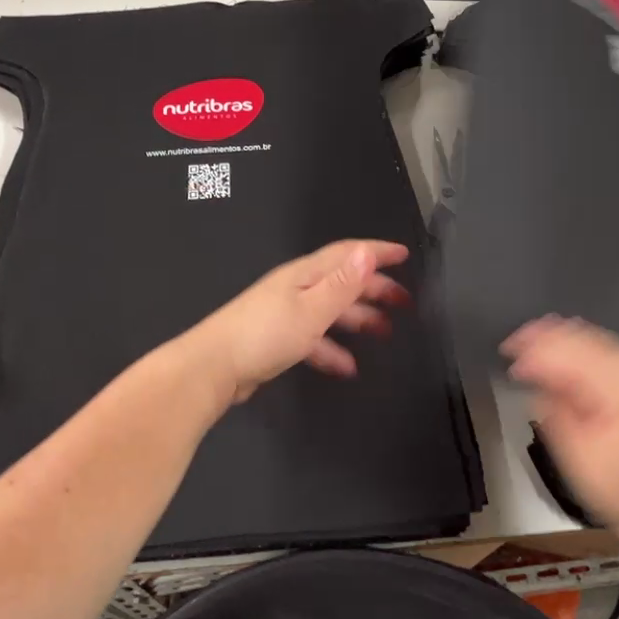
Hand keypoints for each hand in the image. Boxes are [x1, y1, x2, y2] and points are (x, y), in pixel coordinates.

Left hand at [177, 240, 411, 404]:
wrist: (213, 367)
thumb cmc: (264, 335)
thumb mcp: (311, 309)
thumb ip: (341, 283)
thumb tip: (367, 251)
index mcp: (305, 275)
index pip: (347, 254)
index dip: (376, 252)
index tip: (404, 255)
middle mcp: (296, 288)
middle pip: (342, 281)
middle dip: (374, 288)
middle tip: (404, 302)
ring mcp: (285, 314)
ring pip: (330, 311)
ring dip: (358, 319)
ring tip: (384, 332)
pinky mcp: (277, 340)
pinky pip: (314, 338)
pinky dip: (333, 349)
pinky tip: (347, 367)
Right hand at [502, 317, 618, 549]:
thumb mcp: (579, 461)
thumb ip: (555, 411)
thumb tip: (534, 373)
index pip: (579, 359)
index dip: (541, 350)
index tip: (512, 349)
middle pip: (594, 343)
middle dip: (552, 340)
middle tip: (518, 342)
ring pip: (607, 344)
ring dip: (570, 343)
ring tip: (536, 342)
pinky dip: (592, 353)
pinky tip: (569, 352)